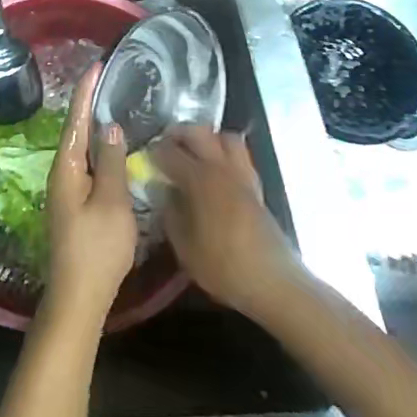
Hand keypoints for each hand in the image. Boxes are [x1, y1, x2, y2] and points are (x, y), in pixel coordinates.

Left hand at [43, 65, 137, 322]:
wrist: (79, 294)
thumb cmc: (97, 247)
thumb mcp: (112, 202)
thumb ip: (113, 162)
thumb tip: (111, 126)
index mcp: (67, 166)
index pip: (77, 119)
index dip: (86, 92)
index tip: (96, 65)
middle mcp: (62, 171)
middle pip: (75, 129)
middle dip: (89, 102)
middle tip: (107, 79)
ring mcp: (66, 187)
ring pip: (81, 146)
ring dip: (93, 124)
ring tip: (111, 102)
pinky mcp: (74, 201)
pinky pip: (86, 163)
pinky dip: (98, 147)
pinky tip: (112, 146)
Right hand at [152, 126, 299, 317]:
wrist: (273, 284)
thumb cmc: (223, 267)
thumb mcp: (184, 247)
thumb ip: (169, 213)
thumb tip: (162, 191)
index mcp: (199, 180)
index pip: (169, 152)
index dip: (153, 151)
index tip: (143, 157)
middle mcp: (221, 169)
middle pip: (199, 132)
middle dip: (178, 133)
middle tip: (165, 145)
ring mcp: (243, 176)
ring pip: (225, 137)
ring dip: (207, 138)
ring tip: (193, 153)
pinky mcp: (256, 188)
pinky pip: (240, 156)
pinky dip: (224, 154)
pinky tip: (215, 173)